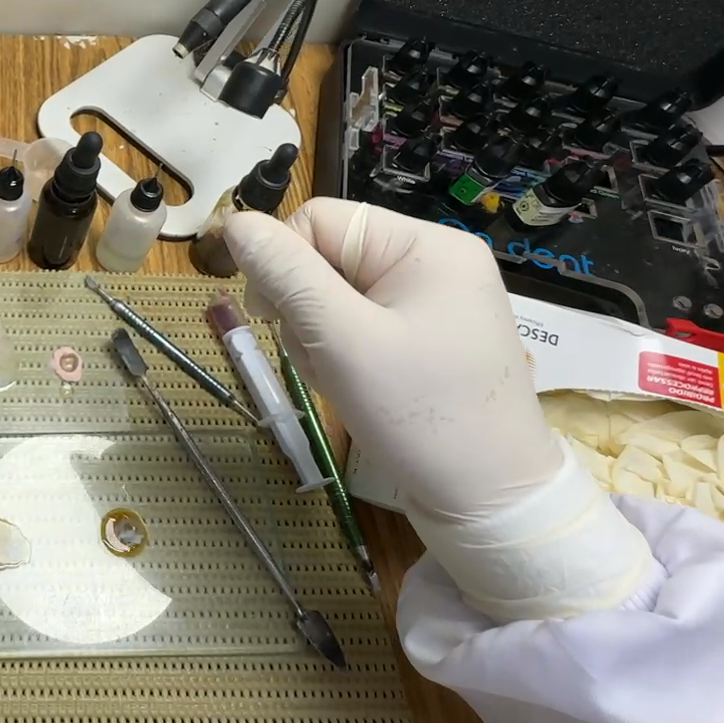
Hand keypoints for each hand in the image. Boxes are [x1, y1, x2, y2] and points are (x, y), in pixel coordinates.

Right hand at [225, 199, 655, 621]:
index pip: (317, 220)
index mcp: (425, 246)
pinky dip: (334, 347)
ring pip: (328, 290)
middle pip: (323, 255)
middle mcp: (431, 261)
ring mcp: (429, 299)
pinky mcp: (421, 333)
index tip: (269, 315)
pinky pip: (351, 319)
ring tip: (337, 374)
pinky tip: (349, 380)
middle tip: (315, 353)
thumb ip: (286, 275)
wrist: (488, 502)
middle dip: (301, 305)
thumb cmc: (418, 415)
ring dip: (313, 331)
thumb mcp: (341, 340)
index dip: (281, 263)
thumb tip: (235, 223)